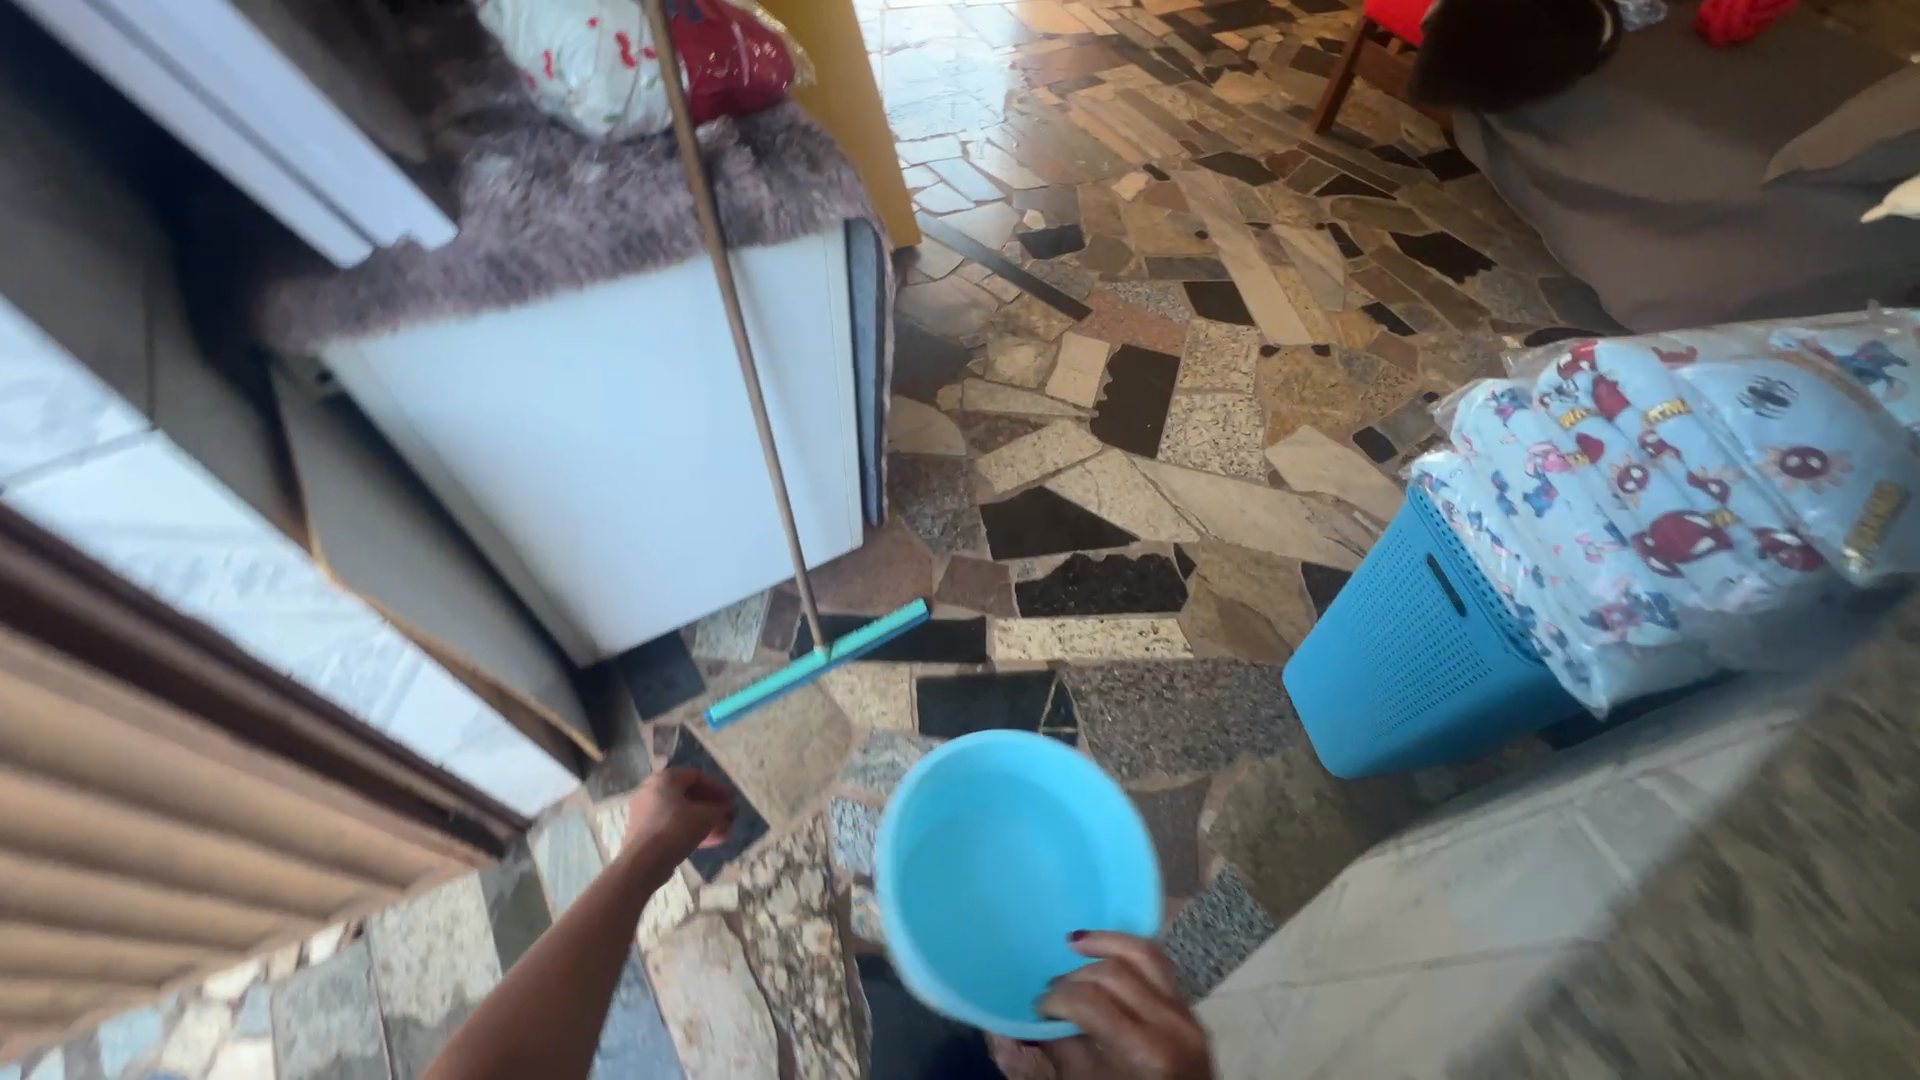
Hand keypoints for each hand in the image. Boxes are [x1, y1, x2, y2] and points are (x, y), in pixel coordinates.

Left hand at [622, 769, 734, 858]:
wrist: (643, 863)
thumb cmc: (676, 829)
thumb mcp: (706, 816)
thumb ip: (721, 809)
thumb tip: (728, 808)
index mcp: (665, 778)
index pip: (697, 776)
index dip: (717, 788)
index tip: (730, 801)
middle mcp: (651, 790)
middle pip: (688, 795)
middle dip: (711, 807)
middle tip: (726, 817)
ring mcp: (645, 812)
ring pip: (681, 813)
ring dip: (703, 821)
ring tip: (722, 833)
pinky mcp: (643, 832)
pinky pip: (671, 825)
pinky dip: (689, 831)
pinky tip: (707, 843)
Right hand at [1038, 933, 1212, 1079]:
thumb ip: (1064, 1049)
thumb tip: (1038, 1020)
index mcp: (1147, 1052)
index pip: (1091, 1002)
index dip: (1057, 1000)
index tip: (1039, 1009)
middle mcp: (1170, 1023)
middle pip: (1112, 974)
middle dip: (1073, 979)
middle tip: (1051, 993)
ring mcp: (1185, 1011)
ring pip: (1140, 954)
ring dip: (1102, 944)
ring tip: (1073, 944)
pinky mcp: (1188, 1005)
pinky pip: (1157, 962)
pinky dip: (1127, 947)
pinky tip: (1103, 946)